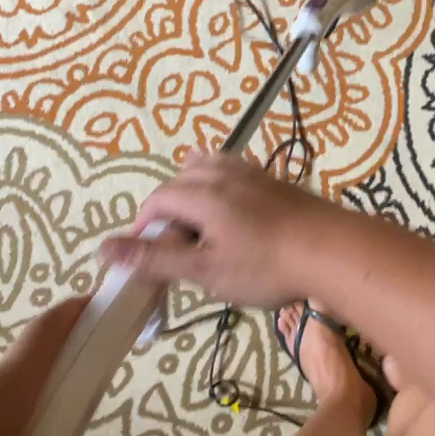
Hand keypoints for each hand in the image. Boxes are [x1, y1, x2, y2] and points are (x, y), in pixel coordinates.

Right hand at [99, 151, 348, 306]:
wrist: (332, 249)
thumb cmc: (265, 265)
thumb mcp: (205, 269)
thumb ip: (156, 258)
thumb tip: (102, 248)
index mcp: (202, 193)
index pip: (158, 200)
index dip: (143, 226)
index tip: (144, 256)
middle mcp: (225, 174)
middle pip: (183, 180)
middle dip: (167, 207)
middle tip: (169, 243)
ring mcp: (255, 174)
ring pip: (212, 167)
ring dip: (195, 188)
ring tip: (195, 218)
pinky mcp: (277, 182)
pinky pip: (238, 171)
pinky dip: (223, 183)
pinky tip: (234, 203)